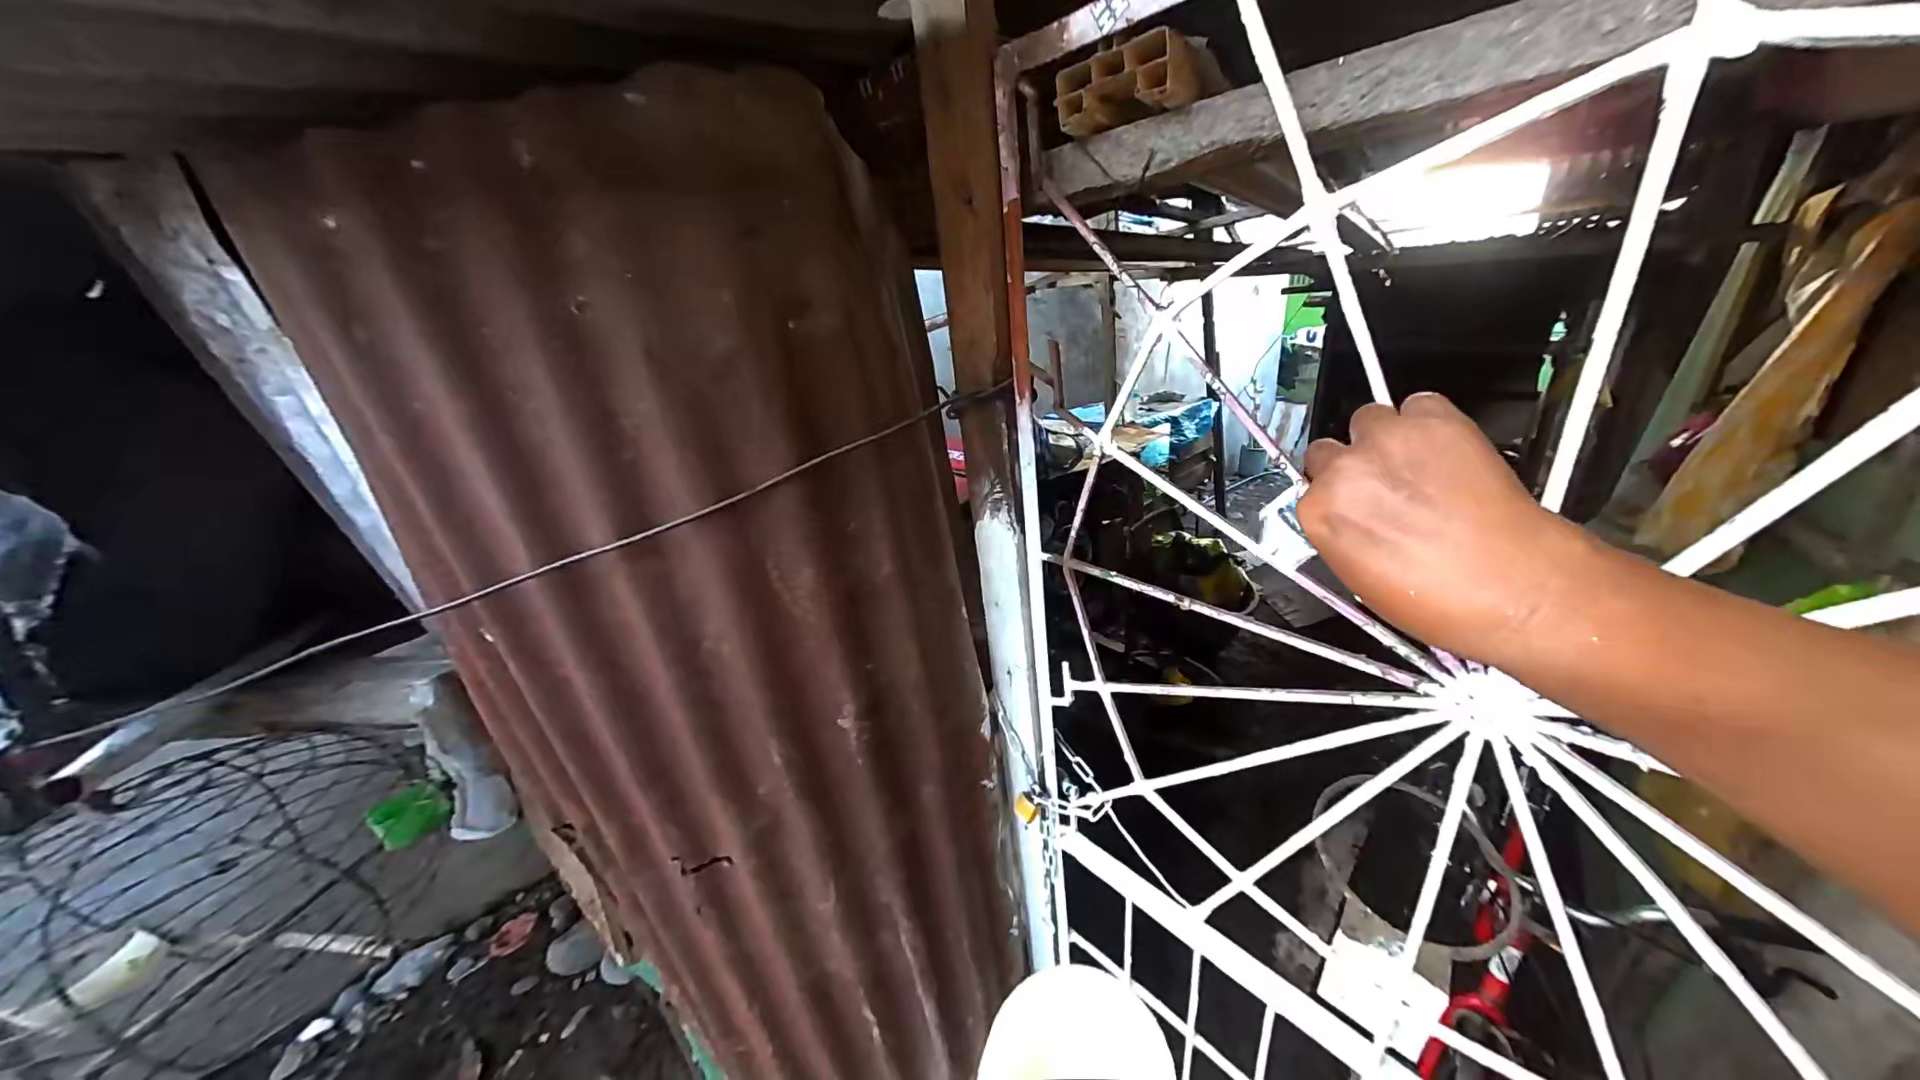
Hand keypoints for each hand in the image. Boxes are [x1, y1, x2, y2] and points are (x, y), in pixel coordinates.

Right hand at [1296, 393, 1595, 659]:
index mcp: (1319, 512)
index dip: (1333, 493)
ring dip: (1385, 436)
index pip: (1307, 487)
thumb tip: (1346, 516)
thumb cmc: (1445, 597)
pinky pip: (1420, 403)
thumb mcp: (1360, 579)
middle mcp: (1345, 471)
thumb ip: (1339, 532)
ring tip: (1413, 464)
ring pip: (1369, 417)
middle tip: (1380, 483)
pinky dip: (1428, 419)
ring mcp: (1389, 442)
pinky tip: (1441, 448)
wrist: (1517, 588)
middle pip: (1328, 448)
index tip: (1351, 499)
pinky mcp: (1437, 423)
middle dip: (1351, 463)